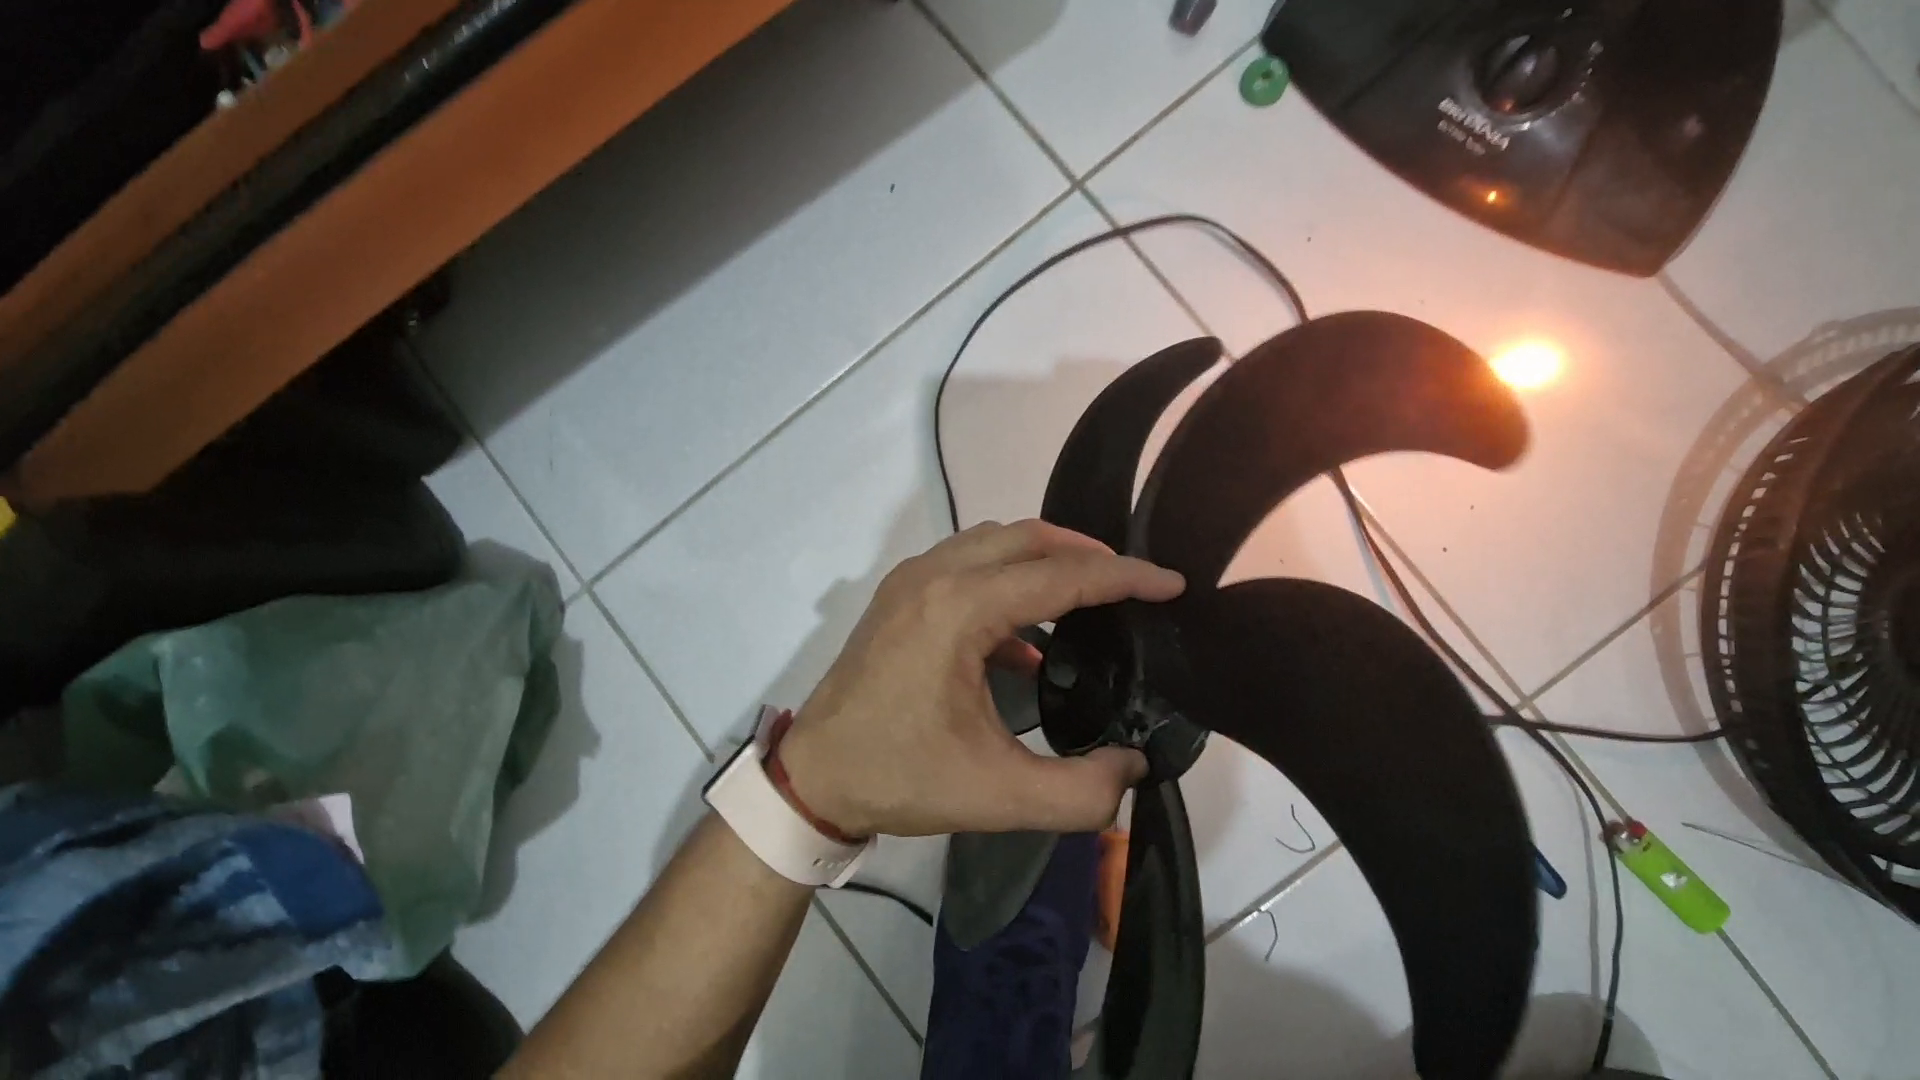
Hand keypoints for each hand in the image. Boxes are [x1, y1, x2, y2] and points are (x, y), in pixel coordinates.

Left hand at [776, 520, 1184, 837]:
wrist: (812, 778)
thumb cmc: (900, 777)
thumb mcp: (997, 795)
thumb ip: (1080, 791)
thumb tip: (1133, 766)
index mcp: (959, 609)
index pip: (1060, 575)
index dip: (1124, 577)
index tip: (1171, 584)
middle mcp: (934, 577)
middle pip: (1026, 537)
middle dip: (1086, 553)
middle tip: (1132, 583)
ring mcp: (911, 582)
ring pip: (993, 542)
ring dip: (1045, 560)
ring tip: (1089, 597)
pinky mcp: (899, 599)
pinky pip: (967, 567)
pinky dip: (1008, 585)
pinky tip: (1029, 645)